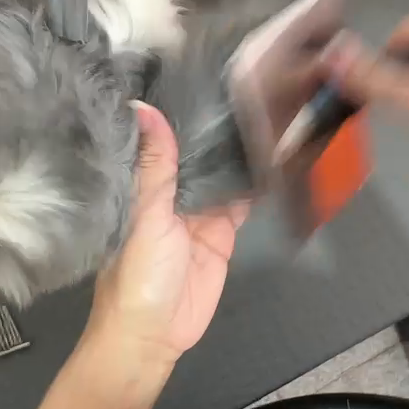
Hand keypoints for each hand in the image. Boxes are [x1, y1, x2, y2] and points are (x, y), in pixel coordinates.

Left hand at [86, 103, 247, 366]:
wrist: (153, 334)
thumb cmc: (138, 274)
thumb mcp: (146, 215)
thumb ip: (154, 166)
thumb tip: (143, 107)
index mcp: (143, 185)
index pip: (161, 141)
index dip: (175, 113)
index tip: (196, 73)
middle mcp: (170, 194)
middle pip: (196, 156)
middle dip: (213, 131)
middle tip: (245, 84)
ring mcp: (198, 214)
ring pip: (220, 177)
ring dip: (236, 156)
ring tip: (263, 113)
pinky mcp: (222, 235)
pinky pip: (239, 204)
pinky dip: (253, 187)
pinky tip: (270, 159)